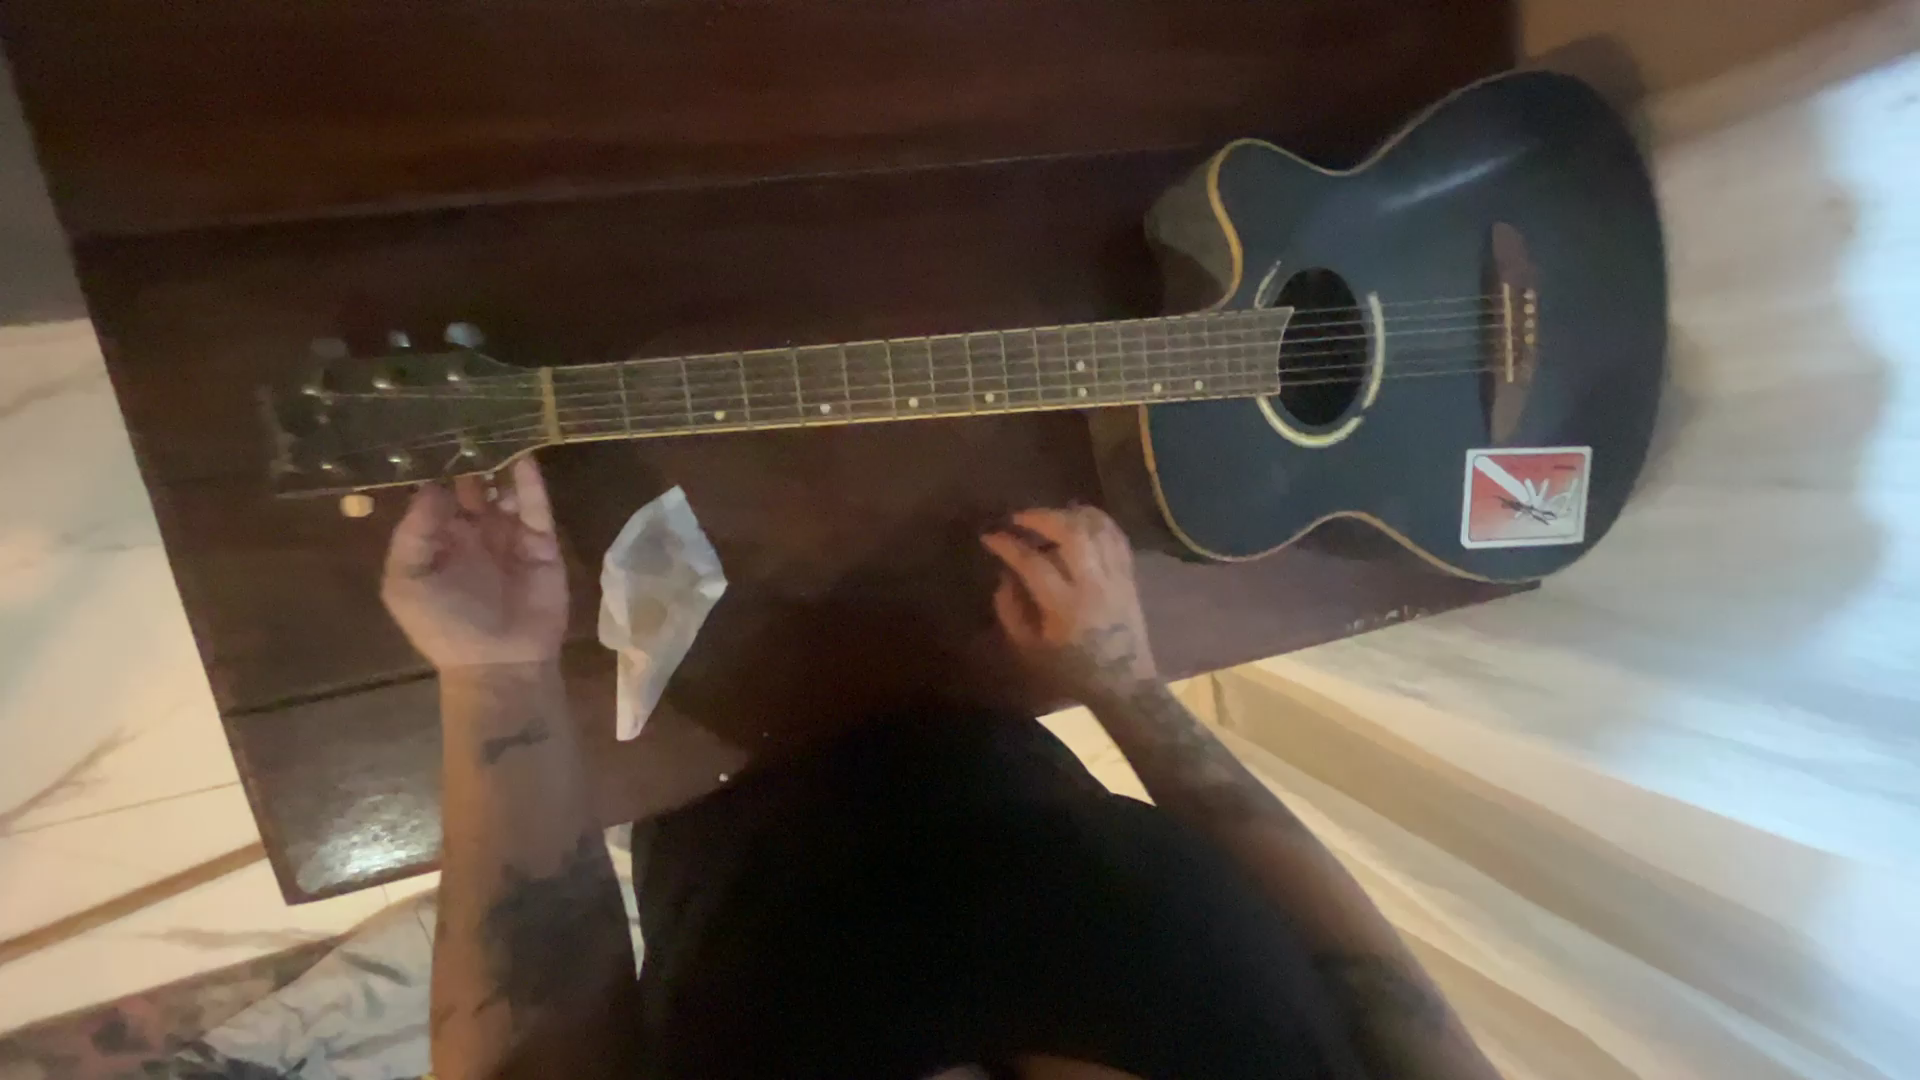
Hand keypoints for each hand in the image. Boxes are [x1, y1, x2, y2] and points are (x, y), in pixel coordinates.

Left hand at [381, 457, 568, 671]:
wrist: (500, 660)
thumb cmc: (446, 624)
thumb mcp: (408, 581)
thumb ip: (415, 534)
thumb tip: (434, 487)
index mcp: (438, 543)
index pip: (436, 499)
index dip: (434, 474)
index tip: (431, 442)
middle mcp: (475, 535)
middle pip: (473, 491)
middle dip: (469, 465)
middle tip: (467, 431)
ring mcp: (511, 538)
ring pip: (505, 495)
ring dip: (500, 471)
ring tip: (496, 438)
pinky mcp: (543, 545)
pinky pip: (536, 510)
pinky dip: (531, 486)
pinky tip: (524, 462)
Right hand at [981, 506, 1157, 705]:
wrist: (1123, 684)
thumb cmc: (1072, 670)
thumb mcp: (1029, 650)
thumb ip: (1011, 611)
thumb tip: (1005, 576)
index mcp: (1064, 606)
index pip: (1032, 562)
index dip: (1008, 544)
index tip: (990, 536)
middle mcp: (1092, 584)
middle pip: (1071, 532)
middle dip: (1041, 517)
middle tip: (1019, 518)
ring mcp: (1115, 576)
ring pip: (1096, 528)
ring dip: (1068, 513)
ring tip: (1047, 517)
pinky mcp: (1129, 575)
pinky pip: (1116, 536)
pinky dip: (1096, 521)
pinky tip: (1078, 519)